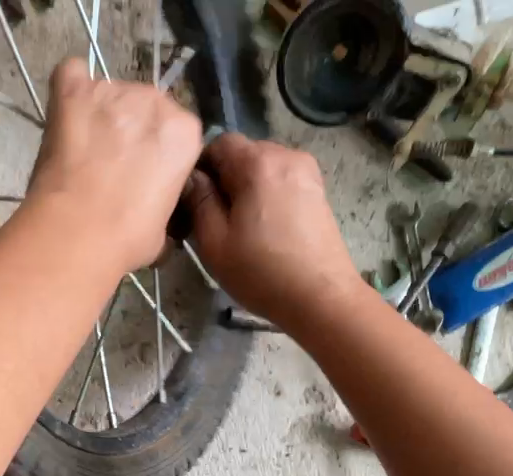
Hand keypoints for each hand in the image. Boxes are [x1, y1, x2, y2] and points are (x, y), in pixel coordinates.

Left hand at [23, 60, 203, 274]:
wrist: (77, 234)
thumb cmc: (126, 240)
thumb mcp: (163, 229)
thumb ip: (163, 202)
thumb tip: (154, 212)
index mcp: (185, 132)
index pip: (175, 130)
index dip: (155, 152)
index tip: (141, 176)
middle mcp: (156, 99)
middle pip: (145, 108)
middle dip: (130, 132)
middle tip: (109, 168)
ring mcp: (114, 90)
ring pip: (110, 95)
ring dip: (100, 117)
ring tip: (82, 154)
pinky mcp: (74, 90)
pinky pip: (71, 75)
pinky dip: (69, 92)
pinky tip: (64, 118)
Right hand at [182, 134, 364, 328]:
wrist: (320, 296)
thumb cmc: (261, 273)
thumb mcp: (215, 243)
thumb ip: (199, 202)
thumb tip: (192, 178)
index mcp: (257, 162)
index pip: (219, 142)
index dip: (202, 167)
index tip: (195, 201)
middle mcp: (286, 155)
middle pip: (244, 153)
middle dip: (225, 179)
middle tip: (215, 220)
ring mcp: (307, 171)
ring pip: (263, 168)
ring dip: (247, 190)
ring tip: (242, 228)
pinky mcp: (318, 190)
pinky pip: (281, 181)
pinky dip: (267, 196)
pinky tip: (265, 229)